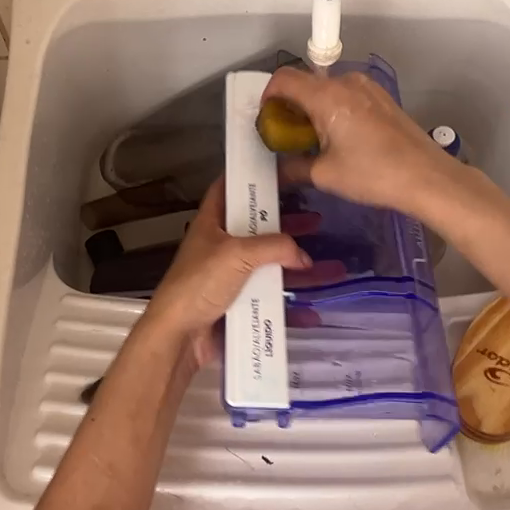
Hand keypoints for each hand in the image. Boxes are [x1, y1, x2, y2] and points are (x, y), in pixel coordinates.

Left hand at [138, 178, 311, 366]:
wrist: (178, 337)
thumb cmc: (199, 284)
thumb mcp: (236, 254)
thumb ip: (273, 247)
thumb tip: (302, 254)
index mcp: (211, 225)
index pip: (227, 190)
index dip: (248, 179)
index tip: (278, 172)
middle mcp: (219, 249)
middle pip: (258, 231)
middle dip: (287, 227)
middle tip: (316, 222)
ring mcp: (228, 280)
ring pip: (269, 269)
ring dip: (298, 270)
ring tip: (332, 269)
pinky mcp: (235, 308)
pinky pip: (269, 304)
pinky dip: (291, 309)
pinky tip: (314, 313)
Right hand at [261, 66, 460, 214]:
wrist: (427, 177)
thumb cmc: (373, 174)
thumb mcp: (324, 175)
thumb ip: (293, 167)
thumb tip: (278, 169)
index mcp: (326, 95)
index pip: (283, 79)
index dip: (267, 96)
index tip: (268, 120)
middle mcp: (346, 82)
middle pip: (305, 83)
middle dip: (291, 107)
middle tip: (289, 138)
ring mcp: (367, 88)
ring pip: (327, 90)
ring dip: (314, 110)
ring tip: (316, 142)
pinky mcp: (382, 98)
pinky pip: (347, 96)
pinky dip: (334, 111)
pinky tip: (341, 140)